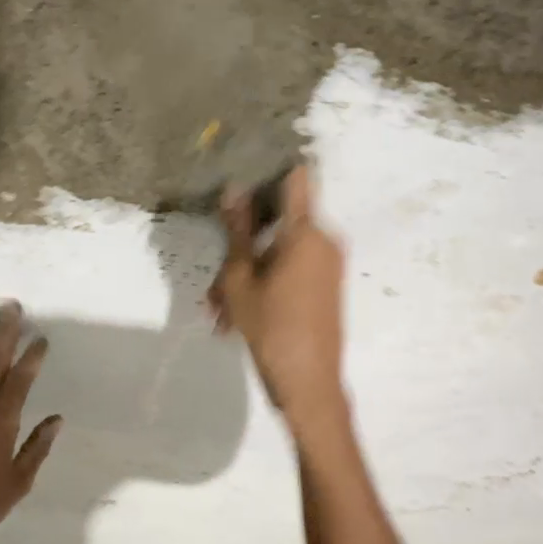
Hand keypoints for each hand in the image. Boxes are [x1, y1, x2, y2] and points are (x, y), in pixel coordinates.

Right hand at [208, 166, 347, 426]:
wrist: (310, 385)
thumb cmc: (271, 327)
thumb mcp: (241, 278)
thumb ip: (237, 231)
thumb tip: (233, 188)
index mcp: (306, 232)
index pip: (296, 178)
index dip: (274, 164)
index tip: (247, 158)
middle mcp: (324, 240)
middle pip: (278, 221)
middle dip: (242, 241)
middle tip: (214, 278)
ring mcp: (328, 264)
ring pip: (278, 250)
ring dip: (246, 270)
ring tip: (218, 309)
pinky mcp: (326, 285)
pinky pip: (290, 269)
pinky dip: (263, 283)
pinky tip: (234, 315)